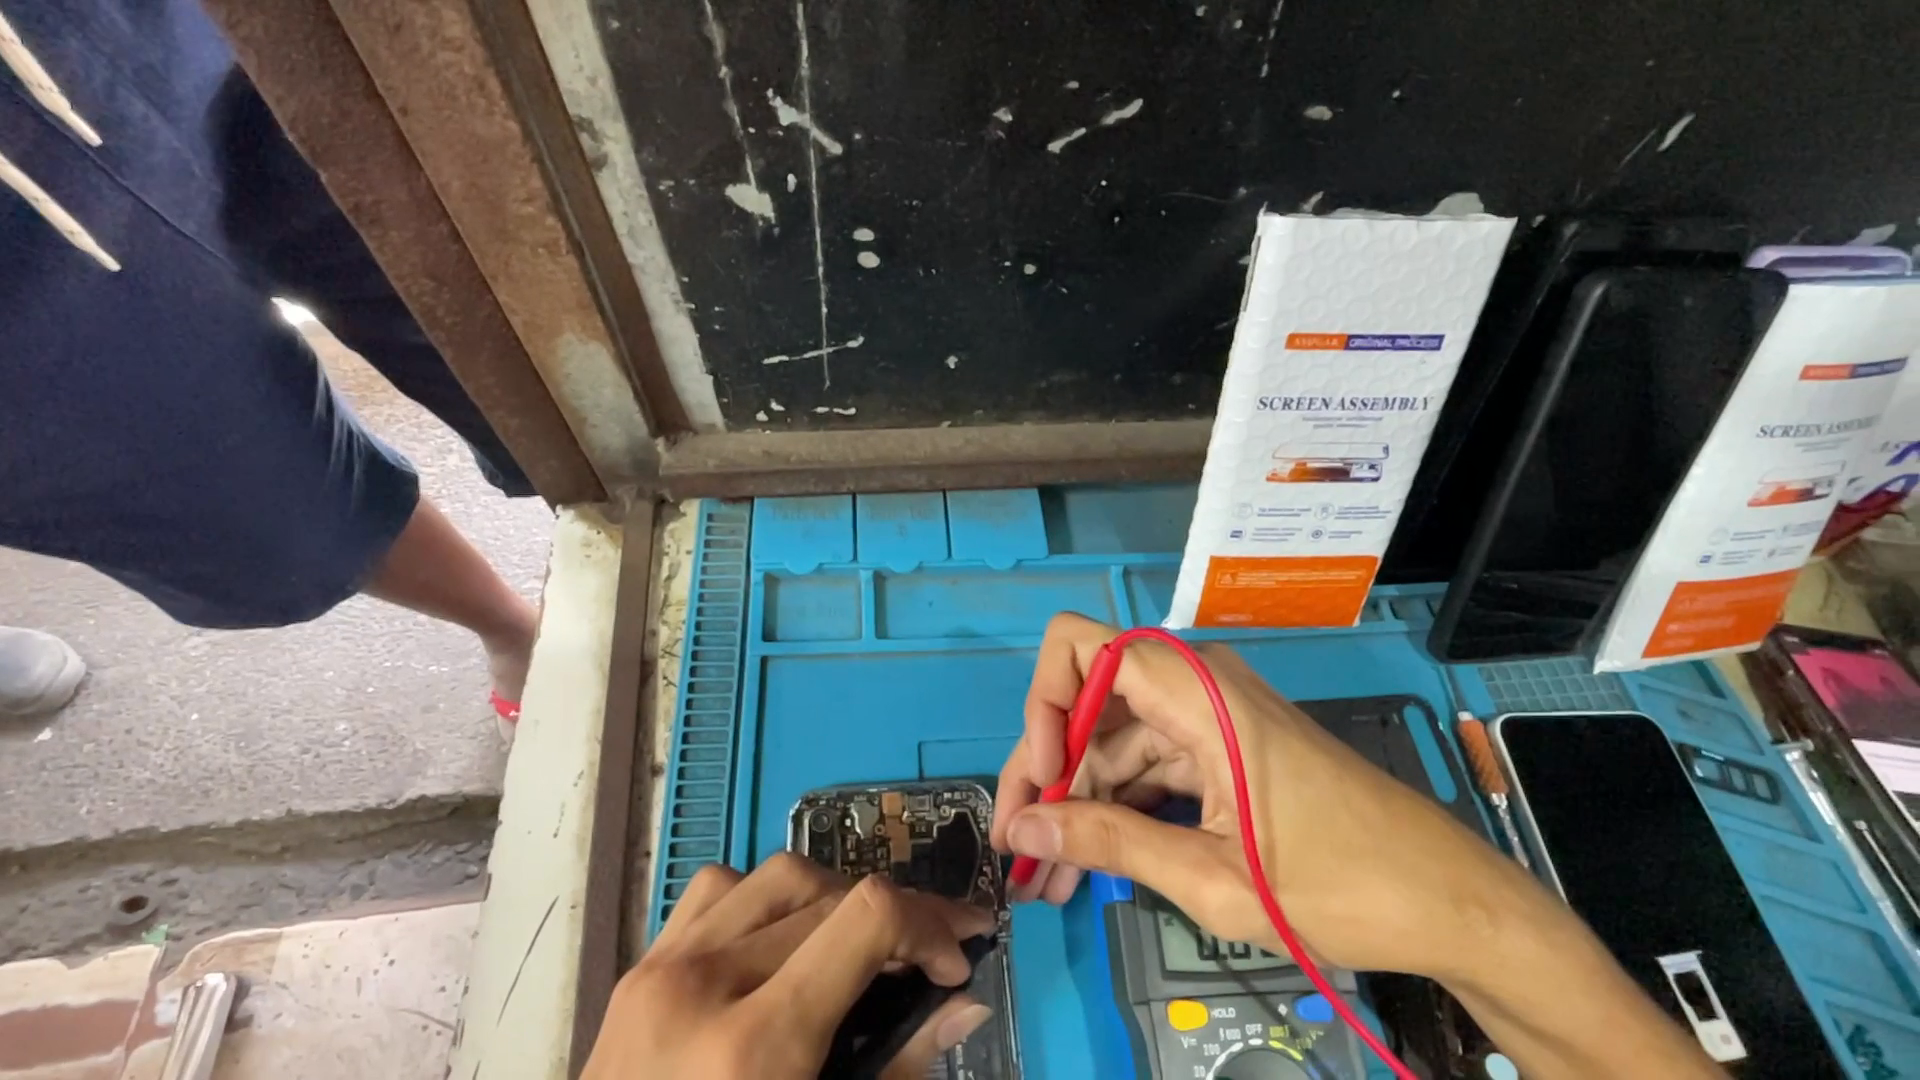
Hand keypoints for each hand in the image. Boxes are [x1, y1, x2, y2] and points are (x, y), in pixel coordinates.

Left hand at [583, 854, 996, 1078]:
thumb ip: (898, 1068)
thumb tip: (964, 1002)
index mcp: (754, 1047)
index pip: (866, 918)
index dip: (930, 923)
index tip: (955, 962)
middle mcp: (703, 985)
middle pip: (830, 893)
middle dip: (897, 915)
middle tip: (927, 955)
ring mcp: (660, 969)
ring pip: (775, 876)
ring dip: (834, 898)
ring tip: (857, 943)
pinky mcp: (636, 969)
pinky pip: (717, 891)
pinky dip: (766, 898)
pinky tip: (782, 938)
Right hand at [992, 613, 1541, 979]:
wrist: (1448, 903)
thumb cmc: (1340, 886)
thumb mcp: (1212, 878)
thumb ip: (1109, 844)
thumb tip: (1020, 832)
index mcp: (1197, 692)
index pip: (1081, 648)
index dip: (1043, 706)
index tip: (1043, 784)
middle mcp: (1196, 687)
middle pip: (1088, 707)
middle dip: (1049, 776)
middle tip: (1020, 854)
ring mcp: (1208, 719)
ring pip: (1113, 744)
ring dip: (1078, 806)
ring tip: (1046, 881)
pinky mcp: (1220, 751)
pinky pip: (1148, 767)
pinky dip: (1117, 811)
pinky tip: (1088, 867)